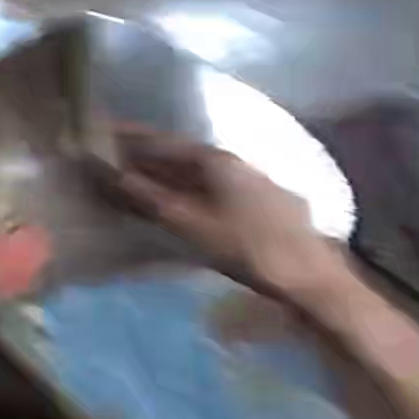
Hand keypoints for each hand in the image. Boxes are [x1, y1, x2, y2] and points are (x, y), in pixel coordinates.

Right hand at [110, 125, 345, 294]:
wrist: (316, 285)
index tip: (102, 132)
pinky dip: (189, 190)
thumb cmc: (243, 246)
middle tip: (112, 161)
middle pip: (182, 155)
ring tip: (137, 183)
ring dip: (167, 176)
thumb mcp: (182, 219)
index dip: (130, 136)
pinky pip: (216, 190)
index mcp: (218, 160)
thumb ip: (141, 193)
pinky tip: (177, 203)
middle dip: (146, 158)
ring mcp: (259, 186)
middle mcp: (239, 165)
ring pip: (200, 174)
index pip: (163, 140)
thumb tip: (104, 169)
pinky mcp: (270, 208)